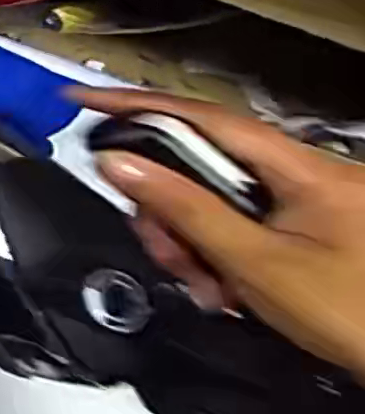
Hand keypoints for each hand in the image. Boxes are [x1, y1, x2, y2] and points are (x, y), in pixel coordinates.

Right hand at [72, 86, 364, 378]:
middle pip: (201, 165)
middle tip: (158, 244)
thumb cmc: (357, 315)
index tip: (78, 98)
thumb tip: (112, 160)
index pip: (204, 118)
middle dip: (162, 203)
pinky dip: (214, 247)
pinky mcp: (318, 231)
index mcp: (310, 174)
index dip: (135, 103)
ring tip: (199, 279)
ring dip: (186, 235)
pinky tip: (221, 283)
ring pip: (213, 197)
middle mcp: (315, 179)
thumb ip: (181, 206)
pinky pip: (239, 220)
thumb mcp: (256, 262)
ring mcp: (318, 206)